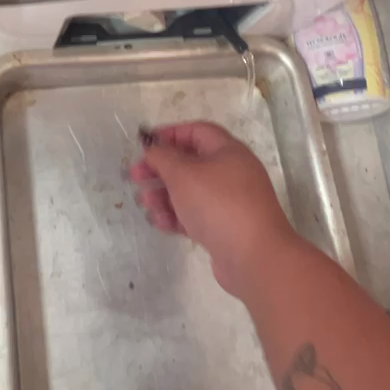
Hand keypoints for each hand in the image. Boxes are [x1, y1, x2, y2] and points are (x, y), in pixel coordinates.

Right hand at [129, 122, 301, 297]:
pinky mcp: (224, 228)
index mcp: (228, 151)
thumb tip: (153, 147)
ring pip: (190, 191)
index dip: (169, 134)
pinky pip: (196, 215)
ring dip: (164, 194)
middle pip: (190, 163)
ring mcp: (229, 202)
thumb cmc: (218, 204)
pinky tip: (159, 222)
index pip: (196, 132)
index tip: (145, 145)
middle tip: (135, 177)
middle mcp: (231, 173)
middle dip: (160, 169)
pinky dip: (176, 216)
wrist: (254, 257)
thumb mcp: (183, 173)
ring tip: (145, 203)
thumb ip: (162, 156)